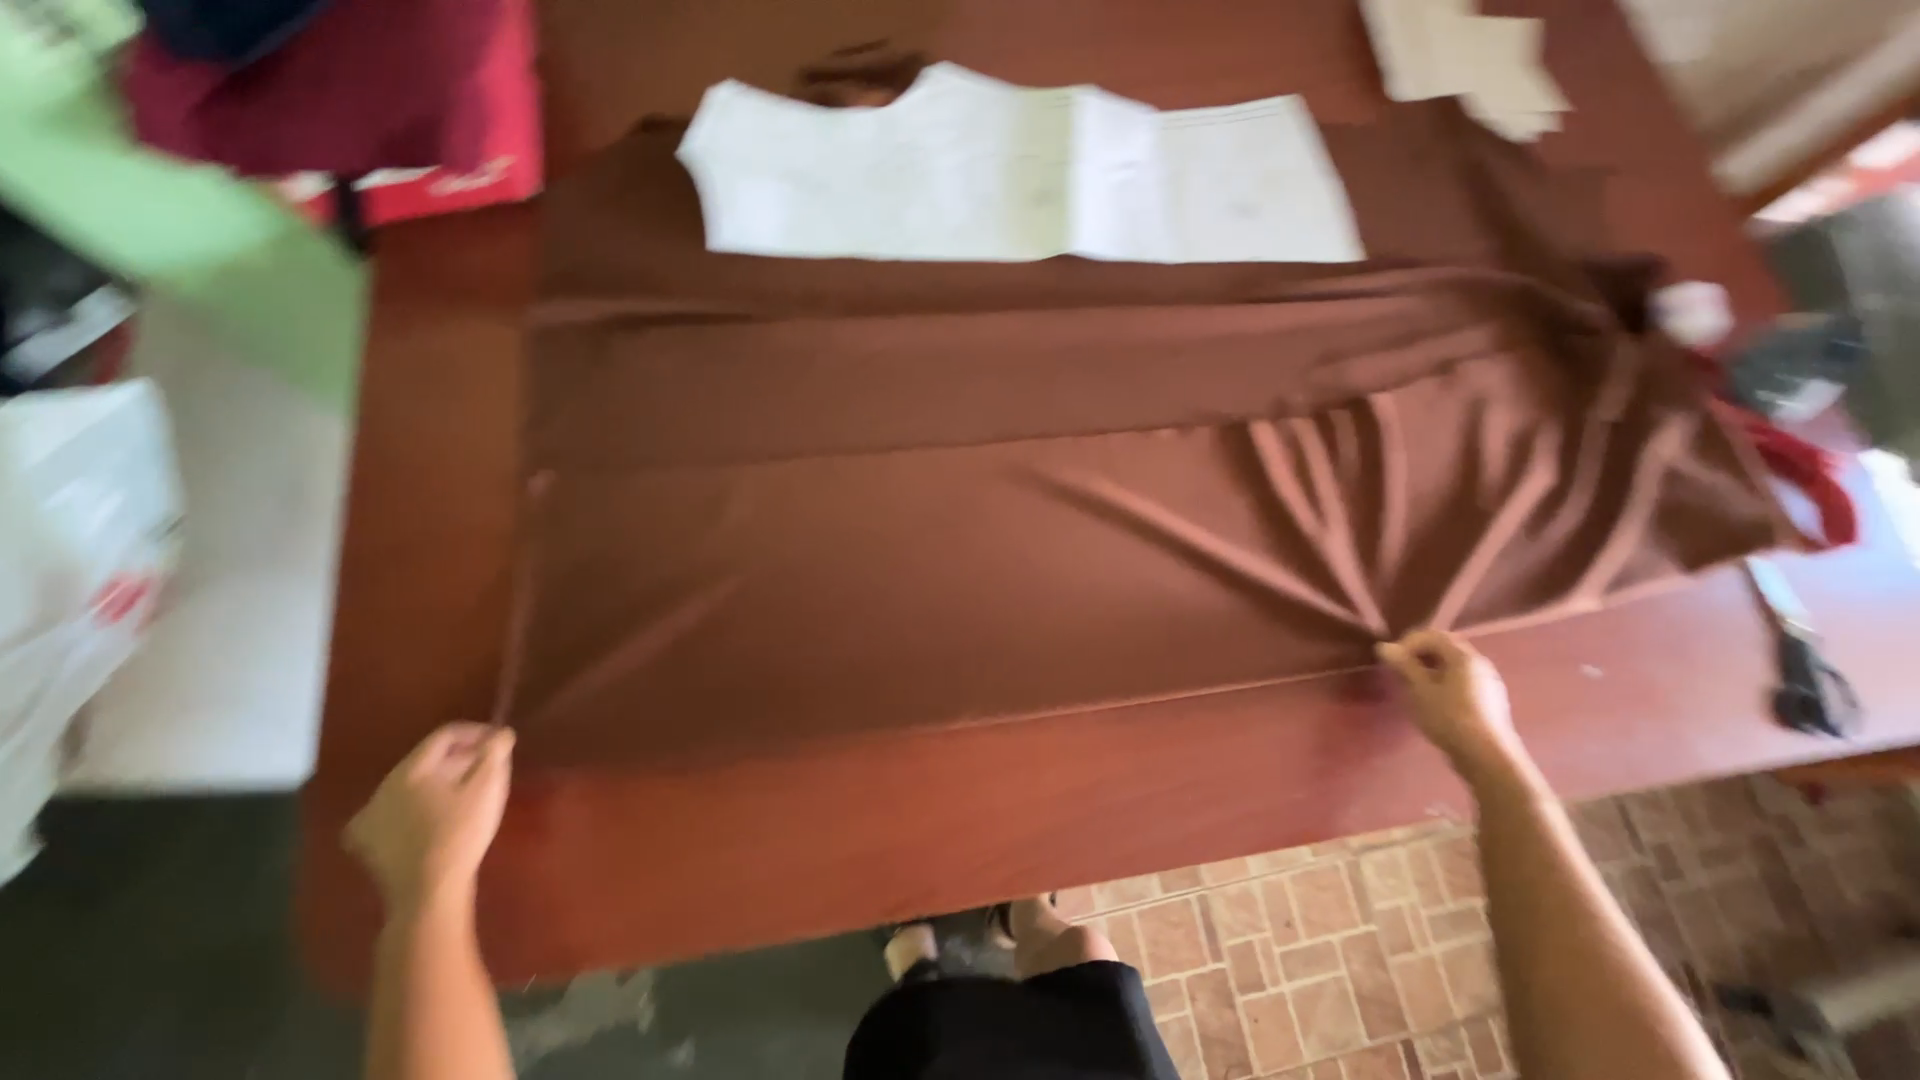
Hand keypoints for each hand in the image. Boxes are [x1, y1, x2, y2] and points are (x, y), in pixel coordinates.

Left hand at [345, 722, 513, 916]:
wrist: (428, 891)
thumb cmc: (461, 833)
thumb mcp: (487, 788)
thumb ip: (494, 753)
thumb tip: (500, 733)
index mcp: (411, 770)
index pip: (444, 736)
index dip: (475, 733)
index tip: (497, 744)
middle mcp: (382, 786)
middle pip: (425, 760)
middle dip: (458, 759)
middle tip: (485, 769)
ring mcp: (369, 815)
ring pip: (408, 786)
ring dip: (436, 783)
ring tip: (463, 795)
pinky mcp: (366, 841)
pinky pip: (393, 811)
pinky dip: (413, 807)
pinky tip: (428, 818)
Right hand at [1376, 629, 1523, 782]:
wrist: (1487, 756)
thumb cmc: (1449, 718)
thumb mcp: (1420, 690)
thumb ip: (1404, 666)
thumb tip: (1384, 646)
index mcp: (1464, 657)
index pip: (1433, 635)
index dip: (1409, 642)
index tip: (1392, 660)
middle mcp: (1480, 664)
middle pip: (1446, 647)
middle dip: (1420, 654)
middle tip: (1401, 671)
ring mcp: (1488, 682)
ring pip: (1455, 665)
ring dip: (1431, 669)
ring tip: (1415, 687)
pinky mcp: (1490, 699)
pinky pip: (1463, 680)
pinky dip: (1445, 681)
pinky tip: (1436, 701)